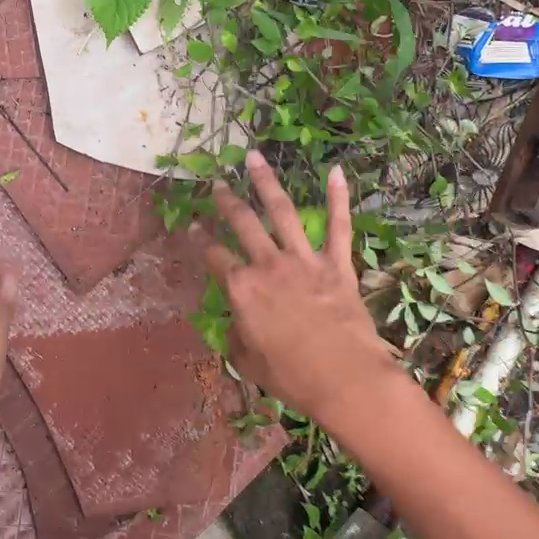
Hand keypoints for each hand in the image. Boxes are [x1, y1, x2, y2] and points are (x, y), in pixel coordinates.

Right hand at [203, 152, 394, 421]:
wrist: (347, 381)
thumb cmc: (293, 378)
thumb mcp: (249, 363)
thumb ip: (237, 337)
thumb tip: (236, 324)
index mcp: (242, 288)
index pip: (214, 257)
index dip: (200, 240)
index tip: (191, 227)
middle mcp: (268, 265)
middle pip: (242, 223)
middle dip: (226, 200)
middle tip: (218, 182)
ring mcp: (304, 260)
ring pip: (282, 212)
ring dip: (266, 181)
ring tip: (254, 157)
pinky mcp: (337, 265)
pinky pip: (339, 226)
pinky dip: (338, 197)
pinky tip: (336, 171)